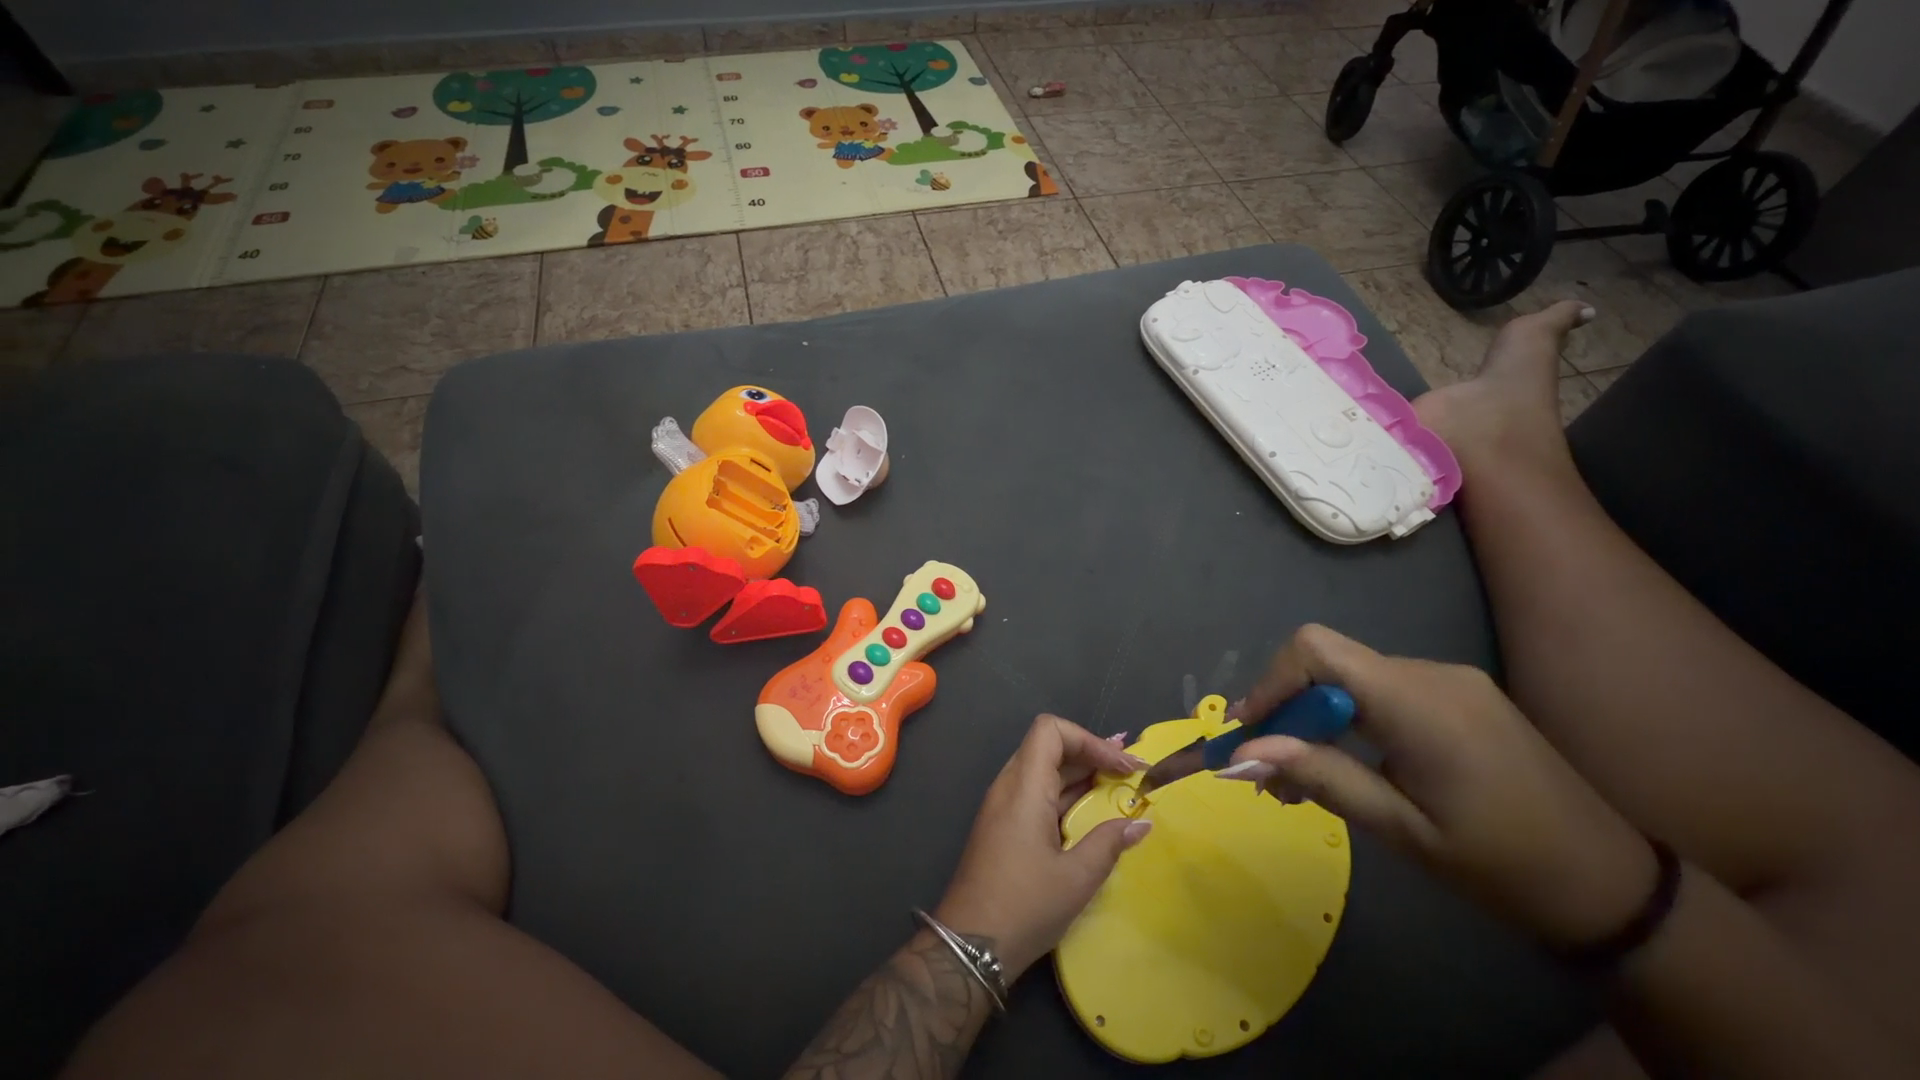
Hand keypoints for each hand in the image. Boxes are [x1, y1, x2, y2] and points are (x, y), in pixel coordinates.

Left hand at [934, 715, 1151, 981]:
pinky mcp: (1003, 828)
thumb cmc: (1025, 905)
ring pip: (1043, 772)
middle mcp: (1009, 788)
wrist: (970, 945)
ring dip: (1081, 775)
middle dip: (1092, 753)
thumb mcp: (1077, 877)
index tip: (1123, 767)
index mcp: (1023, 788)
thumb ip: (1110, 842)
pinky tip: (1092, 814)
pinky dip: (1067, 796)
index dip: (1090, 739)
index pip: (1051, 730)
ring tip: (1120, 786)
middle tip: (1132, 771)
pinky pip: (1037, 795)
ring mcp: (1002, 808)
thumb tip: (1141, 822)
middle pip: (1048, 747)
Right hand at [1224, 625, 1657, 948]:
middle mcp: (1432, 674)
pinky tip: (1344, 769)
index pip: (1317, 650)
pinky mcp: (1459, 697)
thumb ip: (1321, 778)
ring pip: (1352, 678)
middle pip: (1329, 662)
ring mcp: (1450, 681)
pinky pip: (1383, 692)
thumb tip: (1240, 755)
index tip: (1248, 738)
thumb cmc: (1501, 864)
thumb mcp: (1402, 829)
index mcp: (1419, 703)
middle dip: (1285, 711)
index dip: (1270, 684)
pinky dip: (1348, 722)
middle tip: (1265, 775)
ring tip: (1297, 784)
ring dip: (1314, 721)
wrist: (1608, 881)